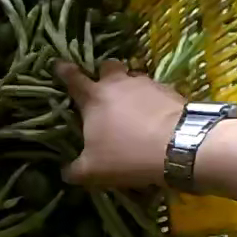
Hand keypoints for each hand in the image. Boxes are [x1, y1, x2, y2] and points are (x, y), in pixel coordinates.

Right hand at [56, 60, 185, 187]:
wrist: (178, 146)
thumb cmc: (126, 154)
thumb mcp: (93, 171)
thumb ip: (75, 170)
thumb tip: (65, 172)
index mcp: (93, 97)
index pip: (72, 78)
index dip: (63, 70)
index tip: (57, 63)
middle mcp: (118, 83)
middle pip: (107, 66)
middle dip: (104, 73)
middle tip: (105, 87)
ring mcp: (146, 84)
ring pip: (134, 76)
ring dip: (131, 87)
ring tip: (133, 105)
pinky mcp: (170, 91)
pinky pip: (156, 90)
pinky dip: (153, 100)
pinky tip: (155, 116)